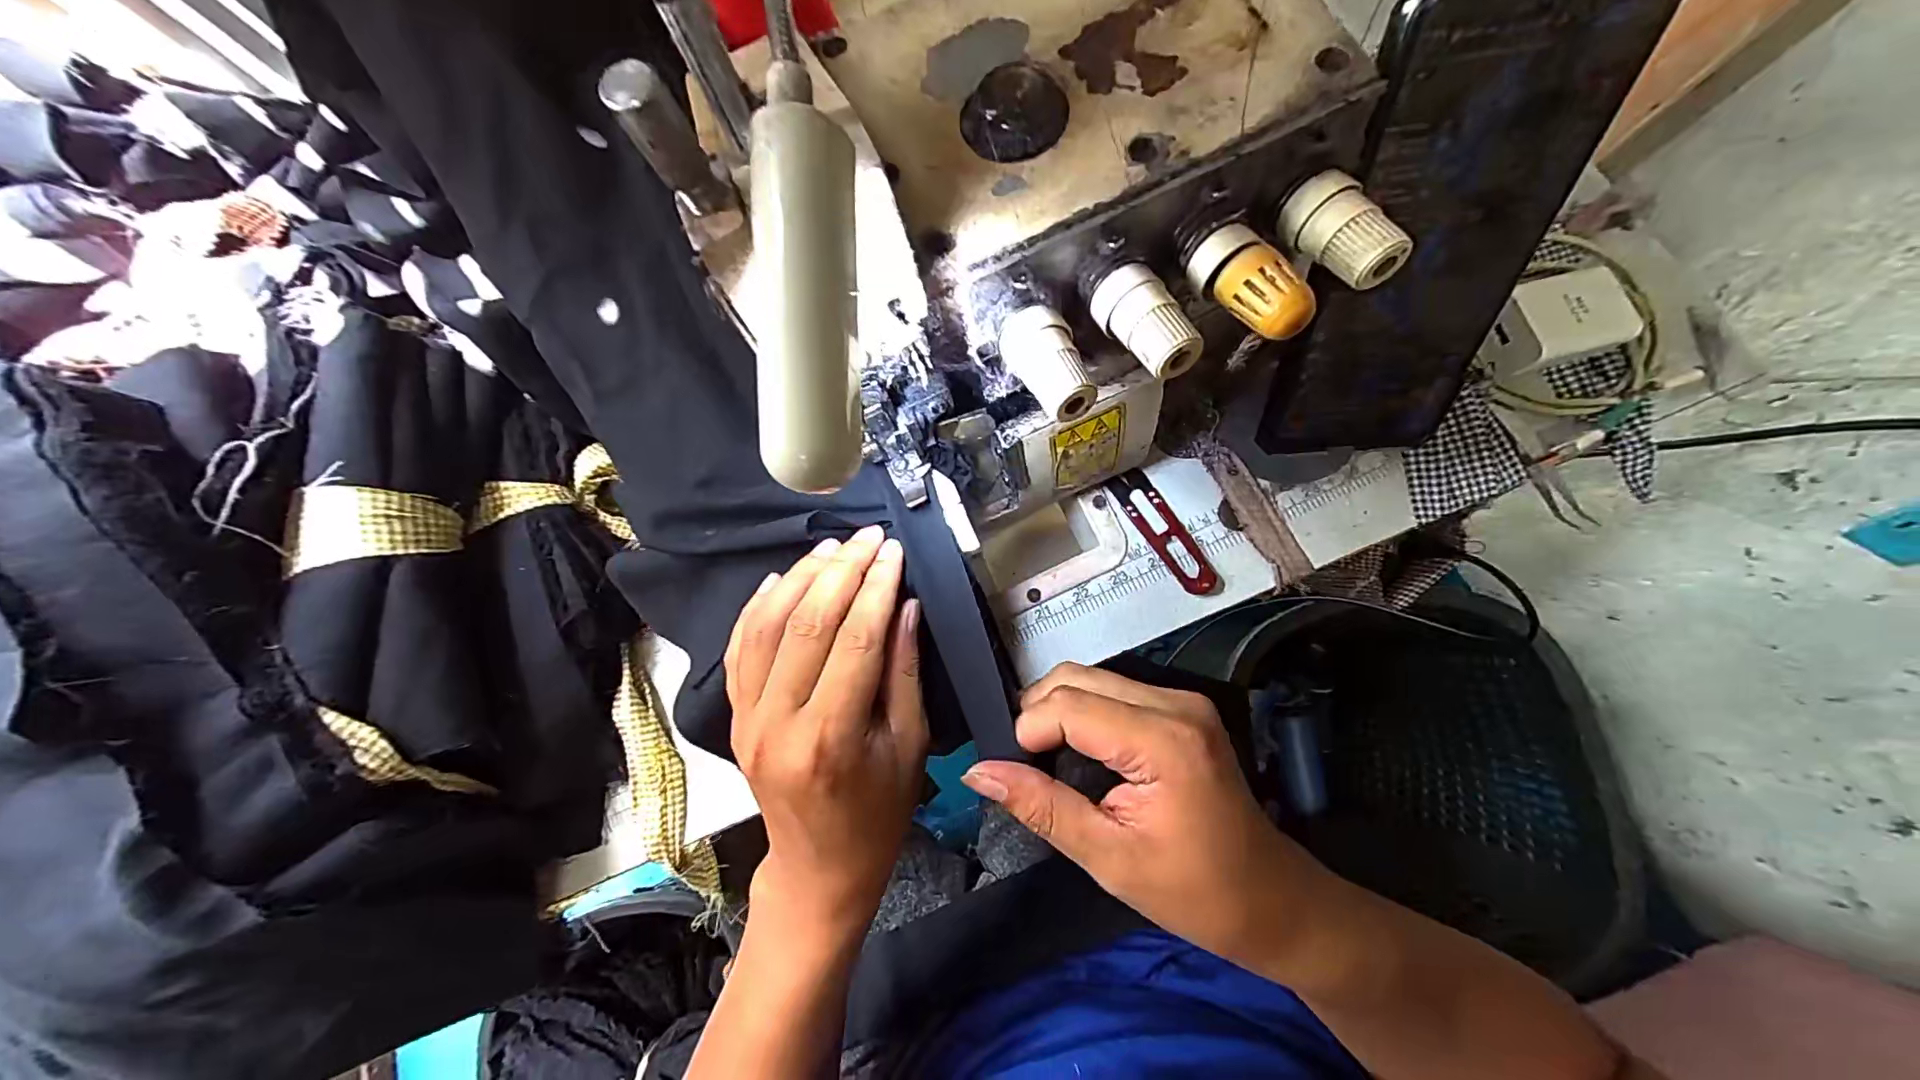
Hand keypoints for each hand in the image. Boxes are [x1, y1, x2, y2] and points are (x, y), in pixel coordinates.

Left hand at [725, 525, 927, 930]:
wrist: (817, 866)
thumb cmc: (878, 814)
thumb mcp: (910, 747)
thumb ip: (905, 673)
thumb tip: (905, 606)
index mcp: (831, 737)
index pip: (856, 641)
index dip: (877, 588)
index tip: (894, 552)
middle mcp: (778, 722)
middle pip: (808, 624)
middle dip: (842, 571)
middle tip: (868, 537)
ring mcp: (747, 719)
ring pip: (766, 627)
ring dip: (799, 578)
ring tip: (831, 548)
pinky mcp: (734, 717)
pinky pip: (739, 649)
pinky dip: (757, 608)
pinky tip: (779, 577)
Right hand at [961, 663, 1327, 960]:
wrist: (1272, 900)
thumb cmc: (1195, 892)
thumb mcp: (1108, 858)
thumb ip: (1041, 806)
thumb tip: (979, 772)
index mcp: (1163, 740)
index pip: (1067, 705)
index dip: (1028, 734)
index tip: (1020, 778)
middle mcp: (1174, 704)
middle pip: (1075, 678)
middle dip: (1037, 714)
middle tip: (1028, 768)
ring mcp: (1182, 699)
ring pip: (1090, 677)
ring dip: (1057, 710)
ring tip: (1049, 761)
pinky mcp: (1181, 706)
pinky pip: (1112, 690)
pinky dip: (1082, 712)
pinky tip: (1079, 750)